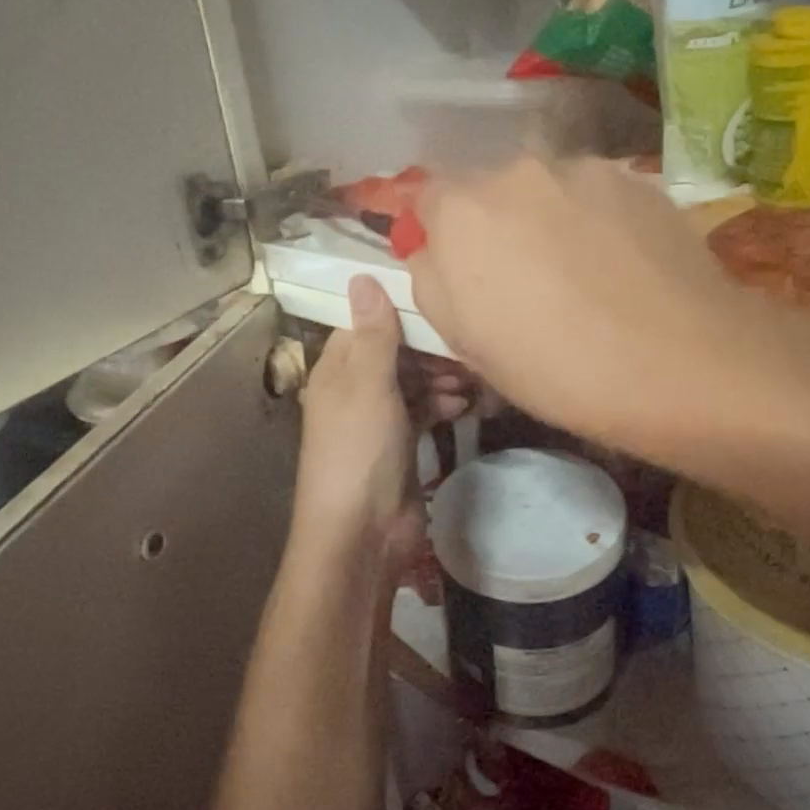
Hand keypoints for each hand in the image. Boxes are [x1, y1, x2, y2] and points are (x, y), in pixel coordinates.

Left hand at [294, 276, 474, 563]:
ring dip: (442, 376)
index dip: (401, 310)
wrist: (362, 533)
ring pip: (413, 380)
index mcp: (336, 369)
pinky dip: (442, 403)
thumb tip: (362, 276)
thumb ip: (373, 333)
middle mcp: (354, 388)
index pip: (367, 322)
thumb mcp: (367, 385)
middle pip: (396, 350)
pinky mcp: (400, 444)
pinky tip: (464, 406)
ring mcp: (378, 418)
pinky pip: (423, 410)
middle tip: (468, 349)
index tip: (441, 299)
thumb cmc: (360, 451)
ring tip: (472, 380)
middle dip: (431, 347)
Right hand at [406, 156, 760, 446]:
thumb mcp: (465, 342)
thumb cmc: (558, 368)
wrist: (683, 363)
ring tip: (583, 274)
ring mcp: (584, 169)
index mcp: (462, 209)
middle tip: (525, 279)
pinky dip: (599, 220)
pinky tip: (623, 266)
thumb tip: (432, 248)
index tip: (457, 267)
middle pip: (490, 189)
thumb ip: (431, 279)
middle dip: (496, 224)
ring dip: (549, 219)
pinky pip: (598, 195)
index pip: (425, 196)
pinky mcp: (639, 180)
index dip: (437, 231)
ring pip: (548, 189)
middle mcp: (518, 170)